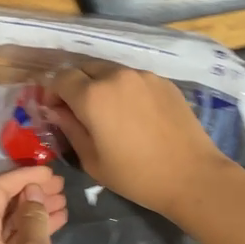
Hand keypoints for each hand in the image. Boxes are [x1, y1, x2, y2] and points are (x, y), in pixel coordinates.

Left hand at [0, 166, 68, 243]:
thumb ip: (32, 218)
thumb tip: (31, 192)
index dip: (23, 176)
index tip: (51, 170)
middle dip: (29, 192)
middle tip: (61, 185)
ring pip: (4, 221)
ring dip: (31, 210)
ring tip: (63, 202)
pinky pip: (5, 239)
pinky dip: (27, 230)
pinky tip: (54, 223)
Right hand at [44, 67, 238, 214]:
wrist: (191, 175)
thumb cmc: (135, 175)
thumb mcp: (92, 159)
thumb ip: (69, 128)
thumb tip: (56, 111)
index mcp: (92, 95)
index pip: (60, 78)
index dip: (53, 92)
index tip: (56, 110)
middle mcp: (116, 76)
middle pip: (84, 68)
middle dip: (76, 85)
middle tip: (80, 111)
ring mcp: (143, 75)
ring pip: (111, 71)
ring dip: (101, 85)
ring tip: (109, 112)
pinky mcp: (163, 81)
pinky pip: (134, 78)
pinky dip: (126, 89)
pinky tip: (135, 114)